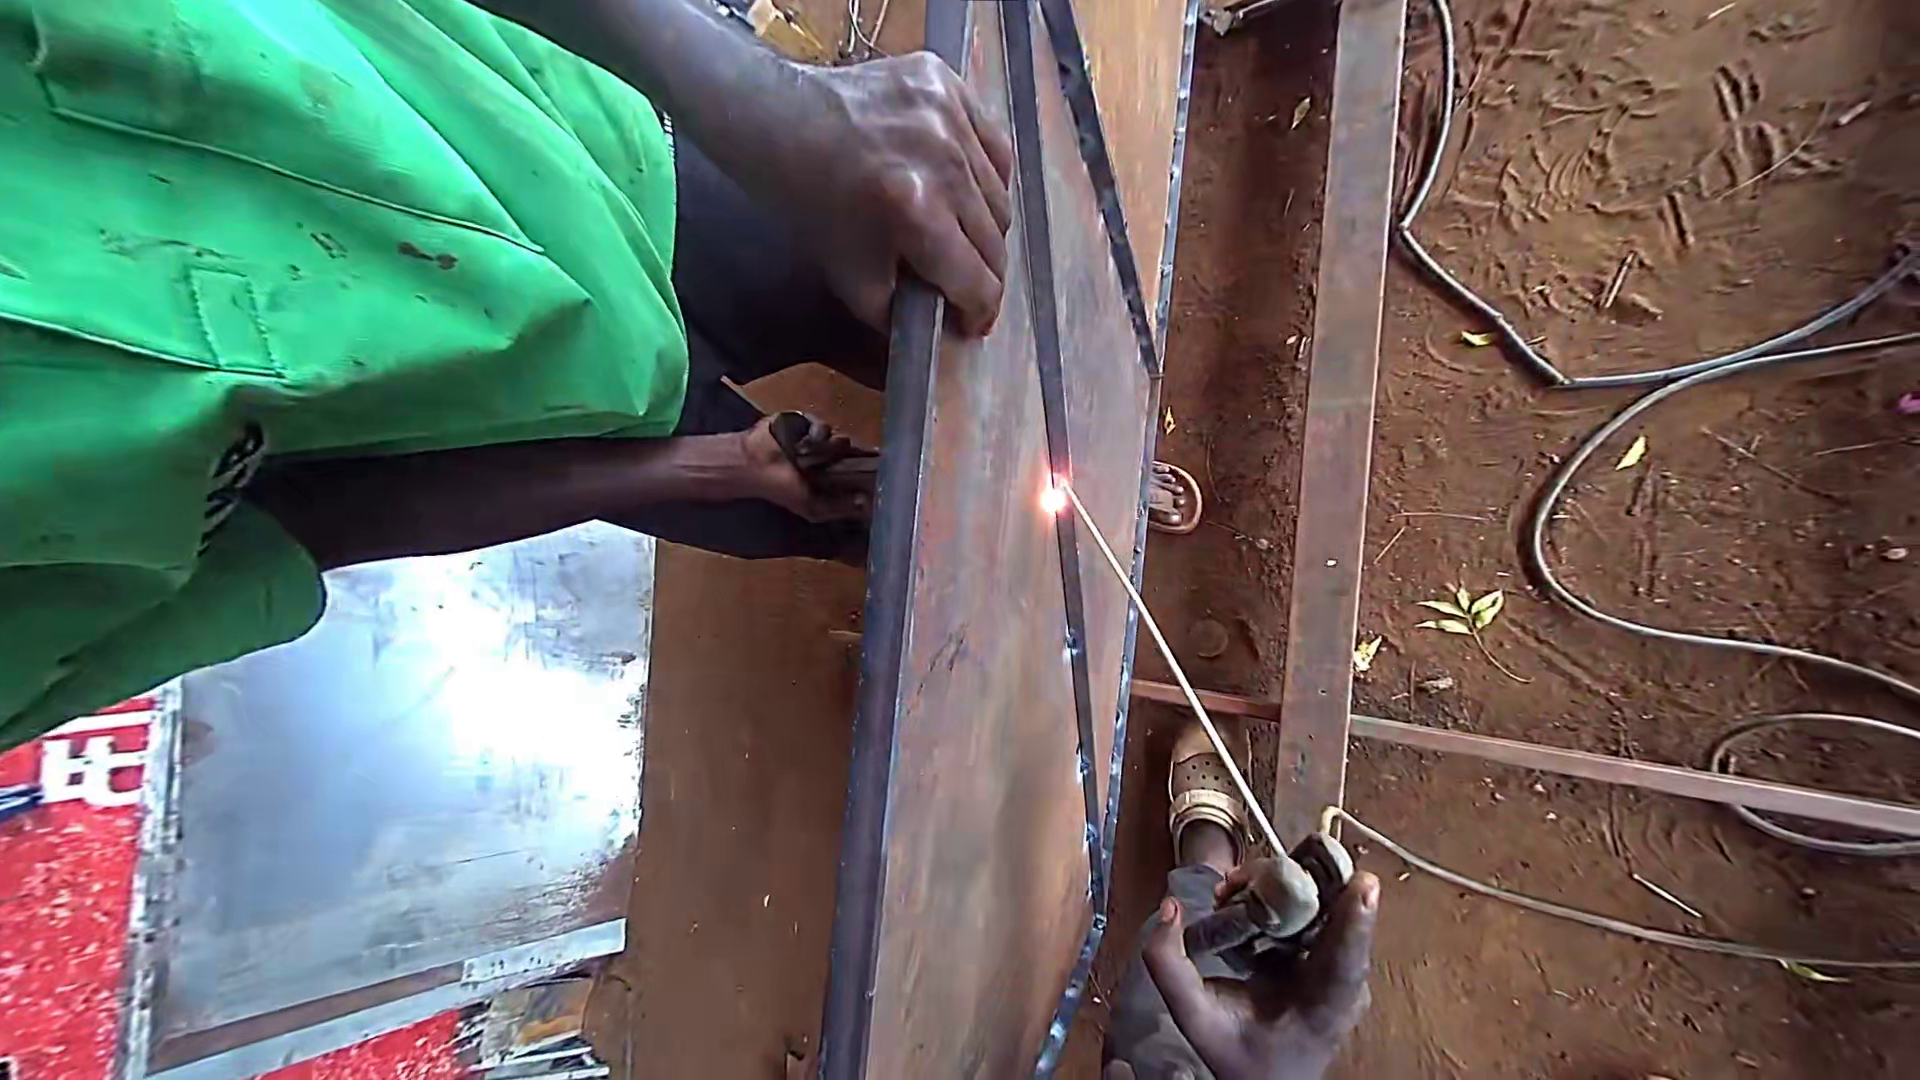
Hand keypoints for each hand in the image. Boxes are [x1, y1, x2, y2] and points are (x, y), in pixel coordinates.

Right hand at [737, 415, 873, 522]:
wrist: (753, 465)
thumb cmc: (781, 489)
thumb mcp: (813, 507)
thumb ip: (839, 506)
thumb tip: (867, 504)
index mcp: (832, 478)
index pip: (859, 472)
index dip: (871, 470)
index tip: (884, 468)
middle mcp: (829, 458)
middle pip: (854, 453)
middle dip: (858, 455)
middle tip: (862, 456)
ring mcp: (819, 440)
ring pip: (840, 438)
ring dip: (835, 445)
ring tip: (822, 450)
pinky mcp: (807, 422)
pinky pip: (823, 424)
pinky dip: (820, 431)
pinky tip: (812, 439)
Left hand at [747, 54, 1014, 334]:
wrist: (783, 126)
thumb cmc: (816, 212)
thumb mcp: (856, 287)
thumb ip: (906, 318)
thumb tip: (946, 332)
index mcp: (917, 213)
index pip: (978, 282)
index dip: (979, 313)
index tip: (974, 324)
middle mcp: (944, 162)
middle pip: (995, 244)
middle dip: (984, 277)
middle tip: (968, 288)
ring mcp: (950, 117)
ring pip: (1001, 200)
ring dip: (986, 233)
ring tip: (963, 241)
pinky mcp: (949, 85)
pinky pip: (995, 151)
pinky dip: (988, 182)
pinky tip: (967, 194)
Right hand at [1140, 870, 1379, 1079]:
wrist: (1264, 1078)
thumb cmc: (1238, 1055)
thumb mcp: (1195, 1018)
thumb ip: (1169, 966)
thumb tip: (1170, 906)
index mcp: (1321, 1008)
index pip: (1345, 962)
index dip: (1356, 920)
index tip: (1366, 883)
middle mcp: (1339, 985)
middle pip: (1328, 917)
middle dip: (1285, 884)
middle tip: (1234, 882)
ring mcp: (1334, 967)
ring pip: (1316, 905)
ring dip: (1274, 885)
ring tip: (1228, 890)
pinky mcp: (1322, 954)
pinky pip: (1306, 910)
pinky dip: (1273, 894)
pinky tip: (1237, 898)